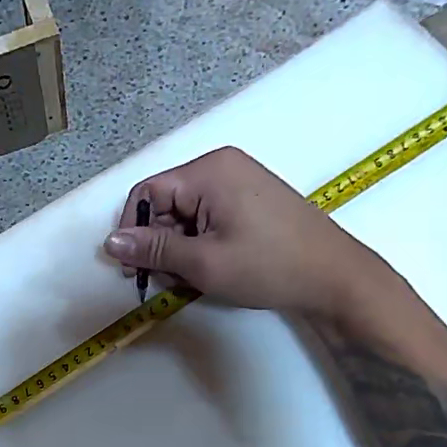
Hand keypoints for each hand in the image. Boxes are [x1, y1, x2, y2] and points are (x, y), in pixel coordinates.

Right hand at [102, 146, 395, 313]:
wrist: (336, 278)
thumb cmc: (269, 267)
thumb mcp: (203, 263)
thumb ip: (152, 249)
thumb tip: (110, 242)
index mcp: (209, 171)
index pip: (147, 193)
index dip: (133, 231)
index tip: (136, 269)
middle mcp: (222, 166)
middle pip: (165, 203)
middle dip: (161, 243)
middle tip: (174, 279)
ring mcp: (239, 181)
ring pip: (185, 214)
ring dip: (181, 248)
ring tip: (199, 277)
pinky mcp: (250, 199)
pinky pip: (207, 217)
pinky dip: (201, 243)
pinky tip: (214, 267)